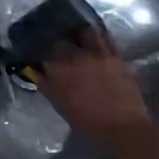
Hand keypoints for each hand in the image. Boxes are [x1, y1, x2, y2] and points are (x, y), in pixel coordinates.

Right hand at [33, 32, 153, 145]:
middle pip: (61, 40)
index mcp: (59, 72)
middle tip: (59, 46)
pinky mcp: (115, 55)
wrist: (122, 127)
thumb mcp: (61, 106)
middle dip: (58, 42)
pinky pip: (106, 37)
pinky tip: (96, 36)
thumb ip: (47, 86)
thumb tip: (37, 72)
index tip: (42, 55)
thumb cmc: (88, 123)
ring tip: (78, 37)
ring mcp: (97, 54)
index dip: (42, 53)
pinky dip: (99, 35)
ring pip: (84, 32)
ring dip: (79, 34)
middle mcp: (76, 58)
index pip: (44, 53)